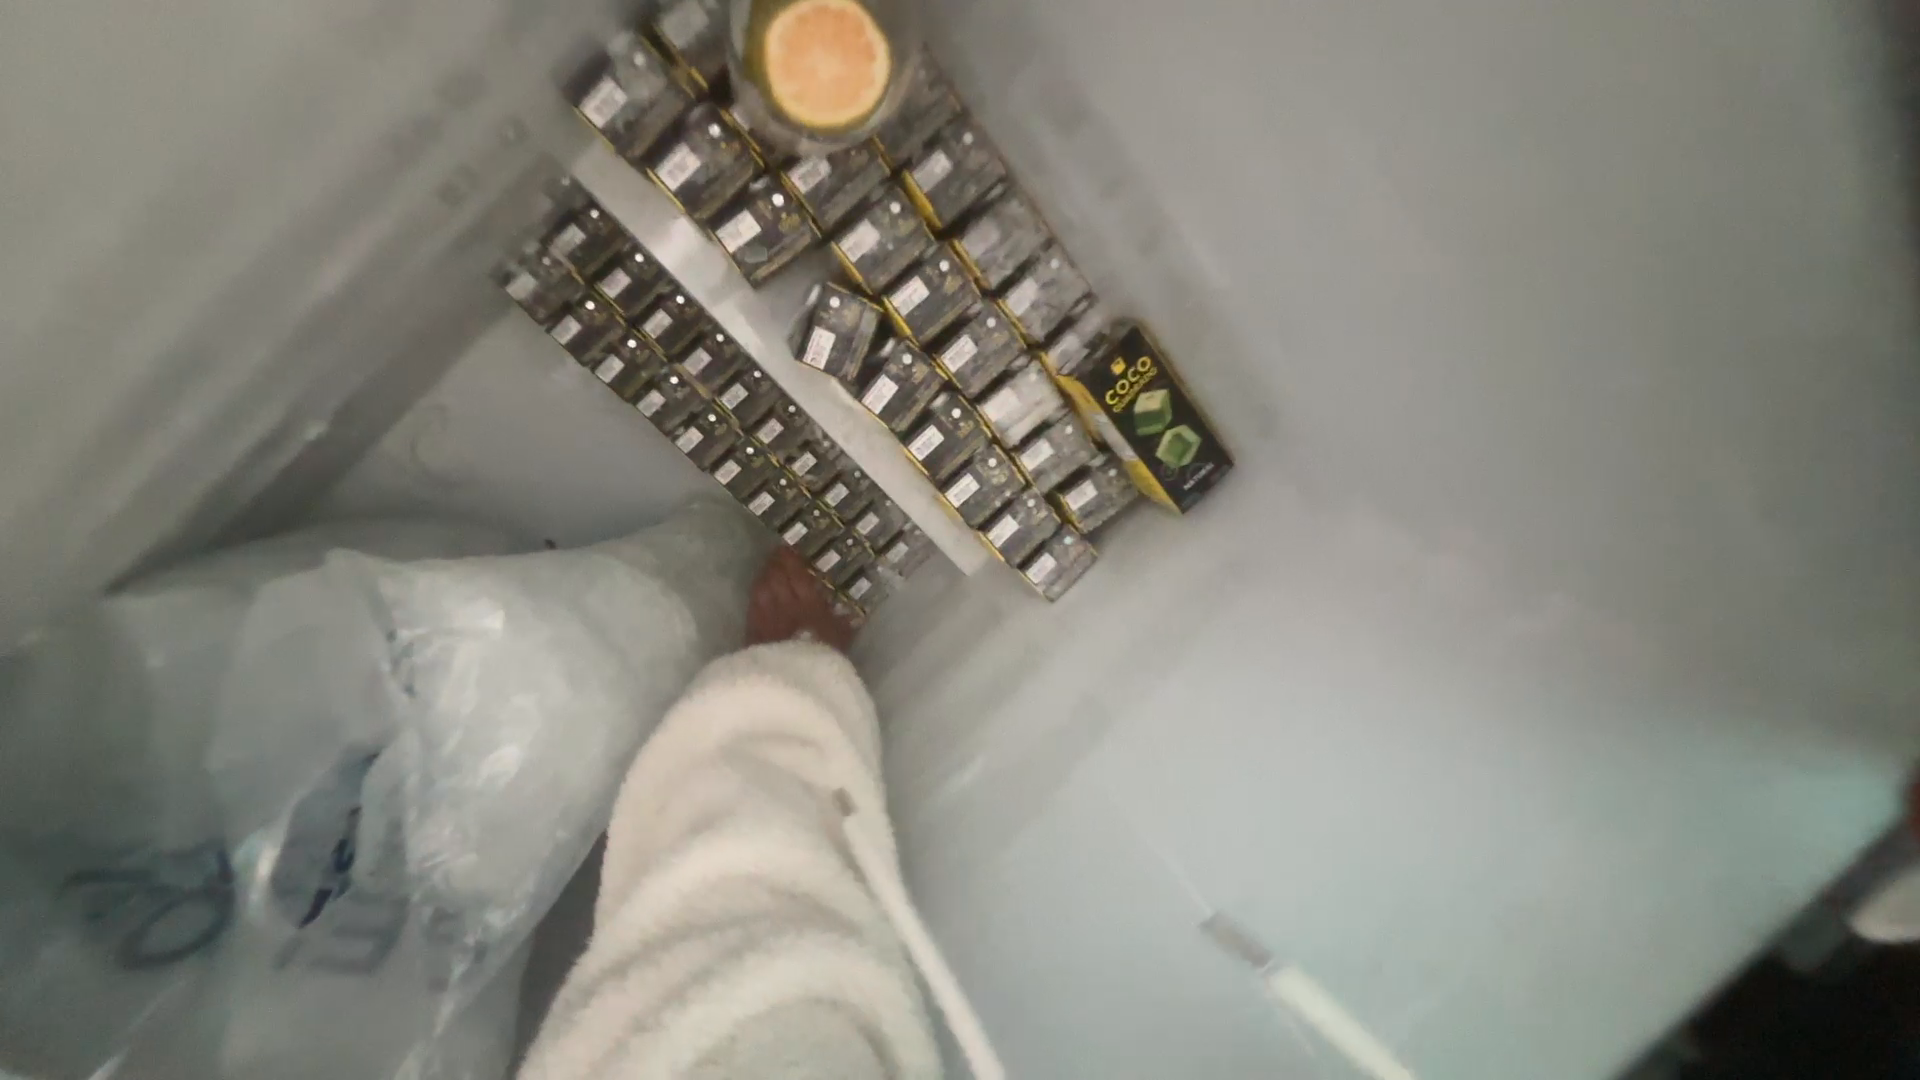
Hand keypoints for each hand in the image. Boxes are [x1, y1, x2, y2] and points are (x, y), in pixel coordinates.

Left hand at [746, 546, 856, 651]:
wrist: (793, 678)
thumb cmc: (823, 658)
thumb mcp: (842, 642)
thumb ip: (844, 627)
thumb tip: (850, 616)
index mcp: (810, 603)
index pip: (798, 575)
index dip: (791, 561)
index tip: (788, 549)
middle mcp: (786, 603)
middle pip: (778, 578)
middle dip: (776, 564)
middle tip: (777, 554)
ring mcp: (767, 616)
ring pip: (763, 587)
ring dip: (765, 575)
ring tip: (767, 569)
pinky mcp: (753, 630)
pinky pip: (753, 604)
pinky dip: (756, 593)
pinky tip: (757, 591)